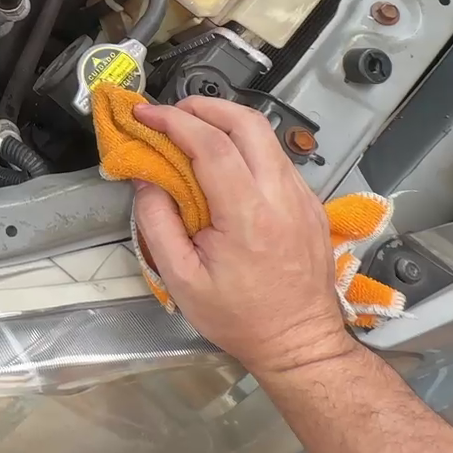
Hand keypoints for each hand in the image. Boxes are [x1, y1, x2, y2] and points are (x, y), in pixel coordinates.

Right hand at [130, 96, 356, 378]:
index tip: (143, 115)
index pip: (212, 144)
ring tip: (188, 131)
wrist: (302, 348)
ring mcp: (302, 198)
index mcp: (249, 216)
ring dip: (222, 121)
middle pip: (248, 123)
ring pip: (265, 134)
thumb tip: (145, 178)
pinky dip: (241, 142)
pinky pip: (274, 155)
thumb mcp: (178, 277)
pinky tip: (218, 158)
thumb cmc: (238, 317)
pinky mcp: (308, 203)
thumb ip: (155, 220)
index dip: (173, 120)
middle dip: (203, 105)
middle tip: (169, 112)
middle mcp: (283, 198)